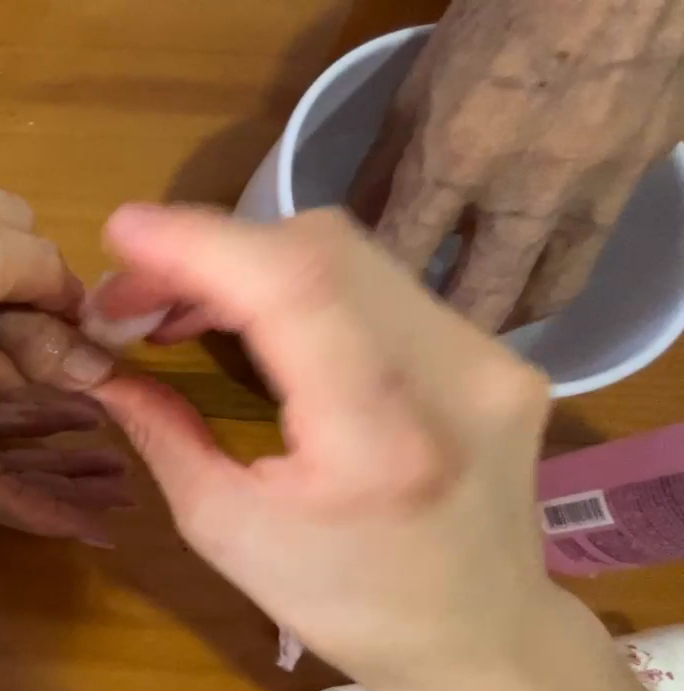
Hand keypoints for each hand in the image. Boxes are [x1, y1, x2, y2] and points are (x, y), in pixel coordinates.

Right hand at [0, 383, 131, 544]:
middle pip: (9, 484)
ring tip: (114, 468)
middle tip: (124, 495)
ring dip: (57, 461)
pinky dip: (35, 425)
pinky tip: (75, 415)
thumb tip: (99, 370)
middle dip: (65, 490)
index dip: (48, 515)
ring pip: (4, 457)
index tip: (101, 531)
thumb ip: (20, 354)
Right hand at [87, 204, 577, 690]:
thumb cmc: (332, 597)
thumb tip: (99, 367)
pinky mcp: (481, 344)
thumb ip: (160, 431)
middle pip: (321, 249)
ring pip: (346, 252)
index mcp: (376, 434)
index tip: (120, 233)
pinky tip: (233, 317)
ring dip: (238, 264)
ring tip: (165, 308)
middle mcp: (452, 371)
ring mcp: (483, 348)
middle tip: (123, 296)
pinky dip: (282, 282)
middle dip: (202, 253)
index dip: (202, 244)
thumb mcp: (219, 524)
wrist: (470, 629)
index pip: (296, 290)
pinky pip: (367, 280)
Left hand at [351, 0, 683, 329]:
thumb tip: (355, 228)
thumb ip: (383, 171)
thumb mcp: (415, 96)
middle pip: (483, 300)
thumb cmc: (507, 18)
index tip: (348, 326)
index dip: (366, 304)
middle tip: (416, 352)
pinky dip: (557, 267)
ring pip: (554, 286)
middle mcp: (526, 192)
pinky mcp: (648, 169)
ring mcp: (597, 185)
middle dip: (445, 335)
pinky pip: (597, 241)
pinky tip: (528, 269)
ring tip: (475, 321)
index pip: (397, 266)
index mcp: (451, 169)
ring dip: (510, 313)